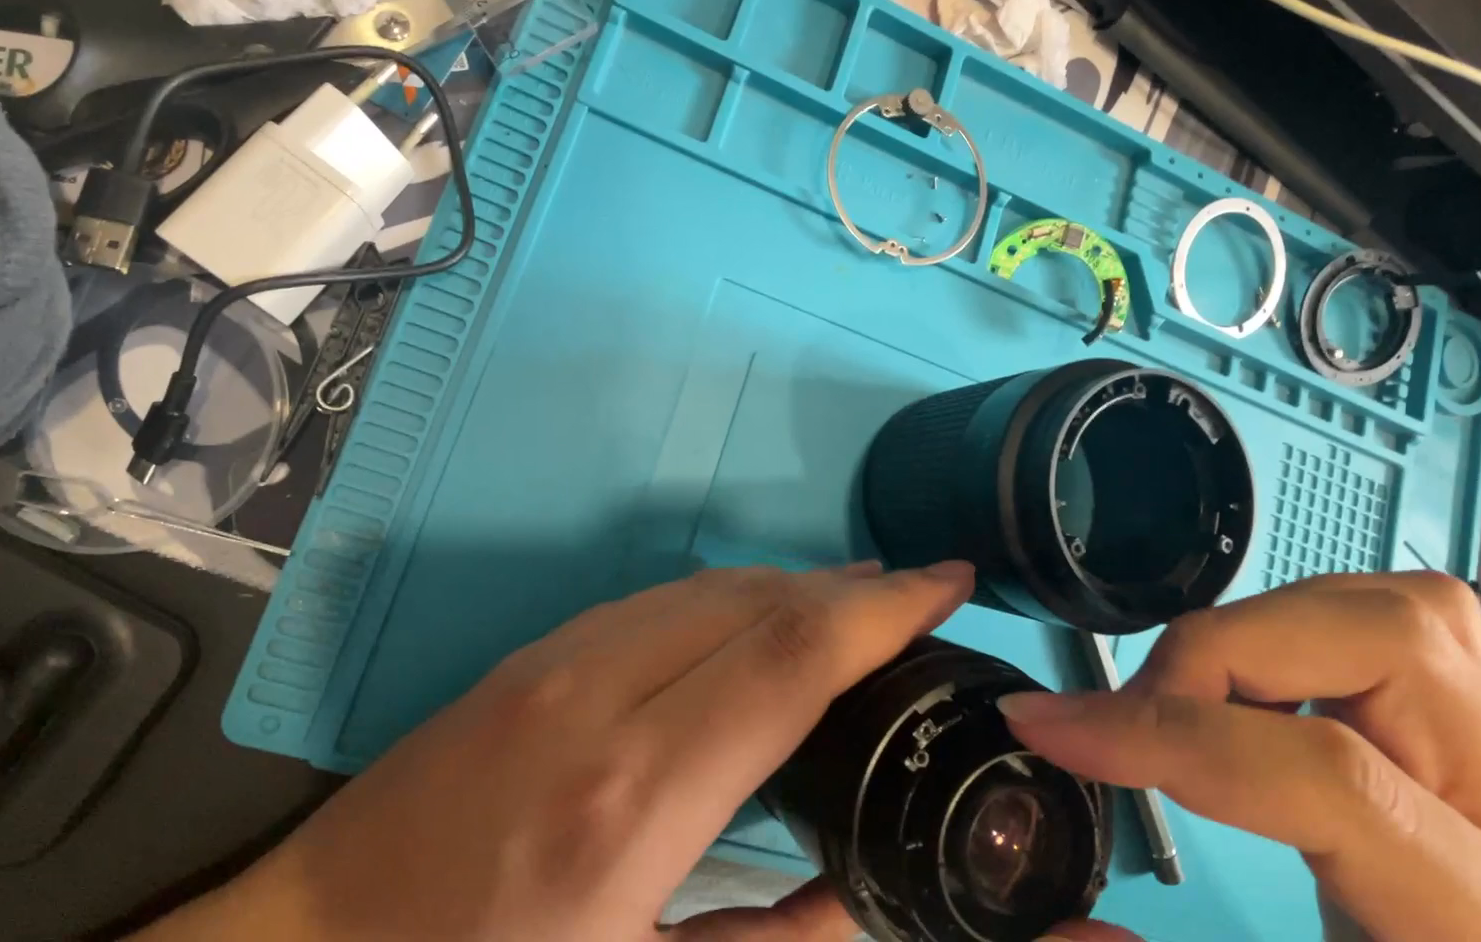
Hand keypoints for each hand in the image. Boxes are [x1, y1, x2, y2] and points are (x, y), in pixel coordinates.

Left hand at [133, 560, 973, 941]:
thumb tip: (855, 898)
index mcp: (637, 796)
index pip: (792, 655)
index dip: (883, 608)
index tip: (949, 582)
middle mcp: (600, 696)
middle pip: (758, 600)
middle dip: (852, 588)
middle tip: (920, 598)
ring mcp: (556, 660)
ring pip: (709, 585)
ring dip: (793, 585)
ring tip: (856, 604)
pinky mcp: (531, 654)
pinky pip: (659, 600)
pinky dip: (730, 596)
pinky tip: (758, 617)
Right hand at [1000, 571, 1480, 941]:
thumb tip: (1057, 927)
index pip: (1328, 775)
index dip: (1164, 734)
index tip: (1041, 723)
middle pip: (1386, 644)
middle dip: (1214, 653)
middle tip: (1124, 714)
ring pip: (1396, 610)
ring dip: (1252, 628)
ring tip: (1175, 700)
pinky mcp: (1476, 747)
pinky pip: (1392, 625)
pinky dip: (1290, 629)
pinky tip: (1239, 689)